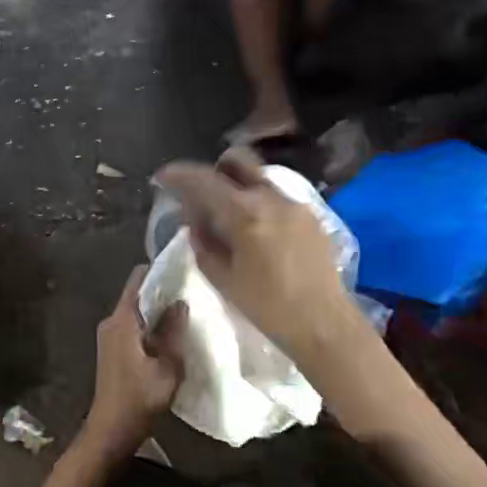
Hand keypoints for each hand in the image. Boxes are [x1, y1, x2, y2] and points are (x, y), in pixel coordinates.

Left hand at [85, 266, 187, 453]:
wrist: (111, 429)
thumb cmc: (140, 398)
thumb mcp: (167, 366)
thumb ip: (174, 331)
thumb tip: (180, 301)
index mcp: (122, 320)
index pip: (138, 280)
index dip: (159, 270)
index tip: (184, 268)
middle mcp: (111, 321)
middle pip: (137, 294)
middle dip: (162, 290)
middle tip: (192, 289)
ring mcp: (109, 335)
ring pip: (136, 311)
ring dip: (157, 309)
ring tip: (187, 309)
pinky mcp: (112, 349)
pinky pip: (133, 326)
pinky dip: (150, 324)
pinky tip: (171, 332)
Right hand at [152, 148, 349, 353]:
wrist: (324, 324)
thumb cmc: (267, 307)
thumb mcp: (222, 278)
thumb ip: (202, 242)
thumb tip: (194, 222)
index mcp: (245, 214)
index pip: (204, 180)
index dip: (178, 175)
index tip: (162, 178)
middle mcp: (272, 199)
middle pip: (237, 162)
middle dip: (213, 170)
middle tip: (200, 193)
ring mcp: (295, 205)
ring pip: (258, 179)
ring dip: (237, 188)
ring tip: (227, 218)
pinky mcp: (311, 217)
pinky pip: (276, 198)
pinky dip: (258, 204)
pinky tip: (255, 233)